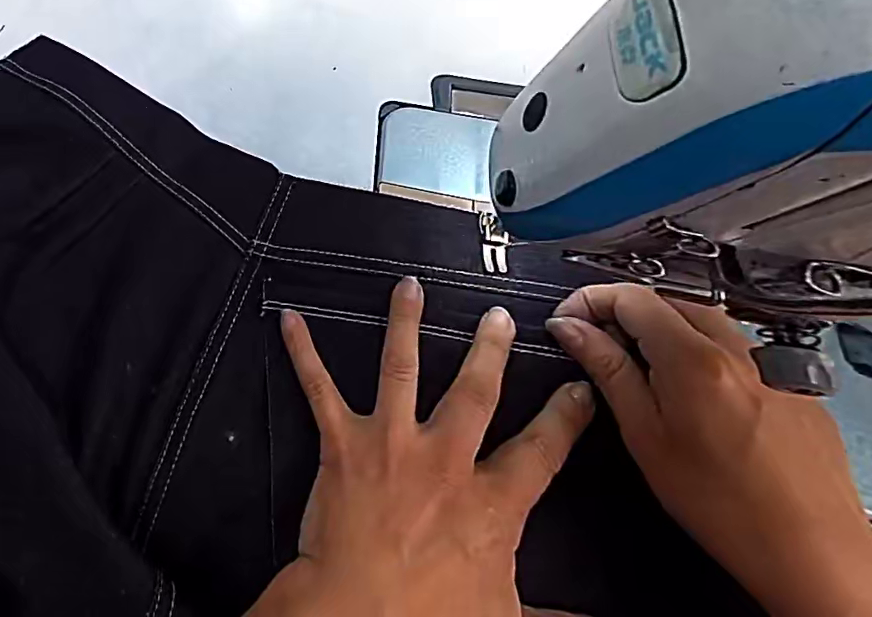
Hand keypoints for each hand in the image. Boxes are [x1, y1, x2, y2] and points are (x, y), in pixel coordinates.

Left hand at [245, 276, 595, 616]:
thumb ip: (547, 609)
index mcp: (486, 502)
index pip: (540, 451)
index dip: (565, 418)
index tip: (580, 388)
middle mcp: (442, 460)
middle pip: (474, 392)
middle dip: (489, 350)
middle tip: (498, 316)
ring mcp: (391, 443)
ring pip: (401, 367)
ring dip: (405, 322)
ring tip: (409, 287)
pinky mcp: (344, 444)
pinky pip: (319, 389)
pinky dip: (304, 353)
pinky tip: (292, 321)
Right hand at [545, 285, 871, 616]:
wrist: (817, 559)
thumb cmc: (730, 509)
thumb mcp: (645, 435)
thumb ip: (607, 369)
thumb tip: (572, 328)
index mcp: (694, 356)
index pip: (629, 295)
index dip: (589, 300)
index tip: (570, 319)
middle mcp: (736, 346)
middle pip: (664, 299)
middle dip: (623, 314)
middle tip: (599, 347)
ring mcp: (769, 361)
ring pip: (699, 319)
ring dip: (661, 330)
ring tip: (645, 373)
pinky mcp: (790, 380)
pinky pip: (733, 345)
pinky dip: (700, 351)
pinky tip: (695, 395)